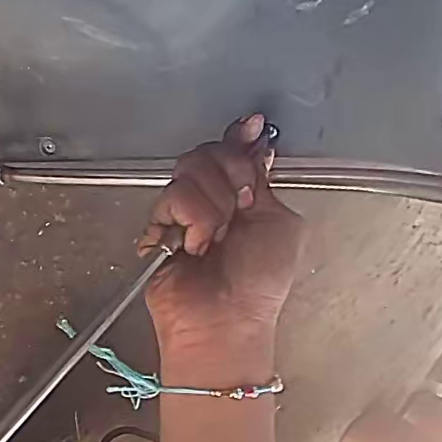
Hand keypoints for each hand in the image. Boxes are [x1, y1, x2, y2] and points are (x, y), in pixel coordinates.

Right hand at [139, 114, 304, 377]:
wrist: (225, 318)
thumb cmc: (258, 282)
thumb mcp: (281, 222)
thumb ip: (263, 180)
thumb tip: (256, 144)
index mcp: (247, 196)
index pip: (236, 151)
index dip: (239, 136)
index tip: (250, 124)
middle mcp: (214, 201)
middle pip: (208, 154)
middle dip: (227, 178)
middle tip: (239, 211)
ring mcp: (184, 215)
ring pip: (188, 175)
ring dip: (209, 210)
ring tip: (212, 242)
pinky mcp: (160, 229)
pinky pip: (168, 201)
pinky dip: (186, 224)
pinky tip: (190, 249)